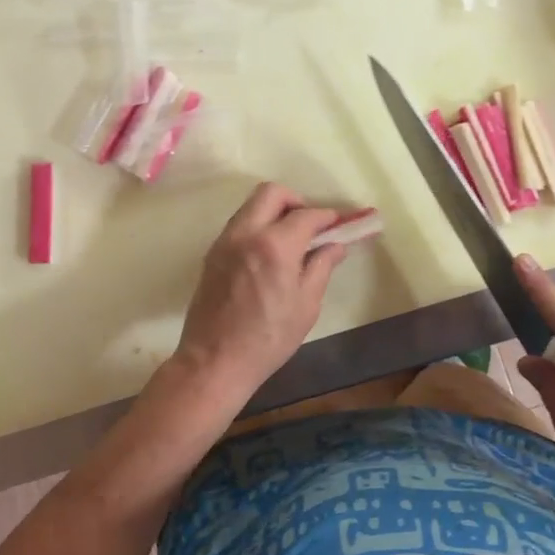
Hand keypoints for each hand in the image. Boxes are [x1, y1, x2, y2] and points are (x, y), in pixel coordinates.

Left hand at [174, 183, 349, 397]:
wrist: (214, 362)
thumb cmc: (268, 339)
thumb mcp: (305, 306)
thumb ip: (321, 267)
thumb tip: (335, 244)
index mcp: (274, 245)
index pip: (307, 215)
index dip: (329, 217)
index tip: (342, 225)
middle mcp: (245, 233)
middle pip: (272, 193)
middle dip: (297, 202)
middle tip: (312, 227)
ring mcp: (224, 241)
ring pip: (251, 206)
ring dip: (274, 212)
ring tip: (292, 241)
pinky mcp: (212, 254)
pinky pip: (239, 225)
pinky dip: (257, 227)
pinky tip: (269, 254)